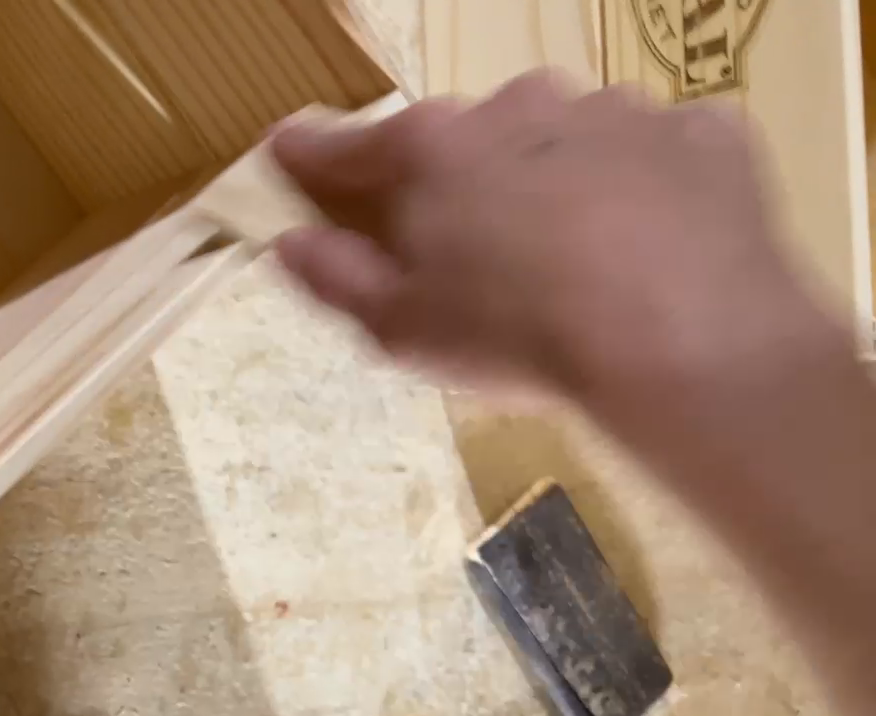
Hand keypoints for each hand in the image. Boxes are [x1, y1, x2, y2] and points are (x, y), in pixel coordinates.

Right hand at [269, 72, 851, 424]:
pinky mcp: (700, 132)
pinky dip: (609, 188)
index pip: (346, 145)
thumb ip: (330, 275)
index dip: (306, 154)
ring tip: (537, 255)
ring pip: (543, 140)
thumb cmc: (508, 335)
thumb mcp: (390, 325)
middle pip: (453, 140)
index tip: (281, 149)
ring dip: (522, 182)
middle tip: (440, 246)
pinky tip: (615, 244)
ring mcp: (617, 110)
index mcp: (432, 151)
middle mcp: (518, 106)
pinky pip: (630, 153)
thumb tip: (288, 240)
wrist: (686, 344)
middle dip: (433, 181)